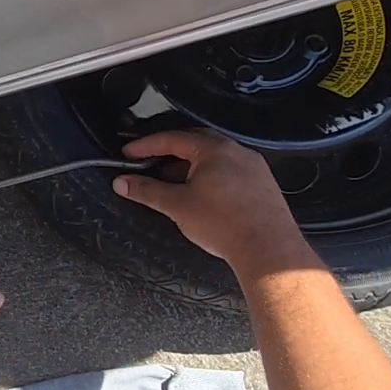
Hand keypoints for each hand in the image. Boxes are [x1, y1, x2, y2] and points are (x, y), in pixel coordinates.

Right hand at [111, 131, 321, 276]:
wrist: (268, 250)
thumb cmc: (224, 224)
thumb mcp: (176, 205)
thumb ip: (146, 190)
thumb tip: (122, 182)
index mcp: (214, 150)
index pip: (172, 139)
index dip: (146, 146)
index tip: (129, 153)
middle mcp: (236, 152)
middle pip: (194, 141)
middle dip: (168, 149)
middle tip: (148, 159)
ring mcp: (253, 167)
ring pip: (213, 155)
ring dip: (188, 162)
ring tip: (171, 178)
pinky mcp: (262, 184)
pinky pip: (229, 168)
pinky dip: (208, 172)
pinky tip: (199, 190)